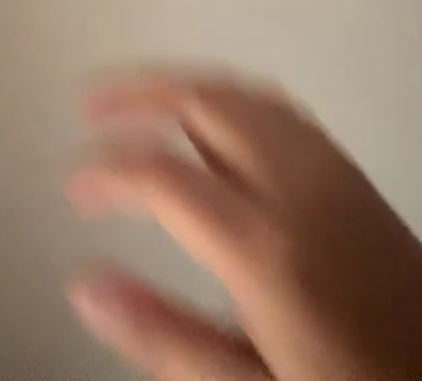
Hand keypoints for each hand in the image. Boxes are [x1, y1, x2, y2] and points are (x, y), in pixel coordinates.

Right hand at [67, 68, 421, 380]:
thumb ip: (164, 338)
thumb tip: (85, 287)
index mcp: (265, 244)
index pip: (164, 176)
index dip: (108, 171)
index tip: (75, 186)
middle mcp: (296, 185)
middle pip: (204, 102)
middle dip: (139, 92)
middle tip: (91, 103)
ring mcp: (327, 167)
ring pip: (240, 91)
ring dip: (180, 84)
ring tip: (136, 94)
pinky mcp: (346, 167)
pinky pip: (274, 104)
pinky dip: (225, 94)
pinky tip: (208, 113)